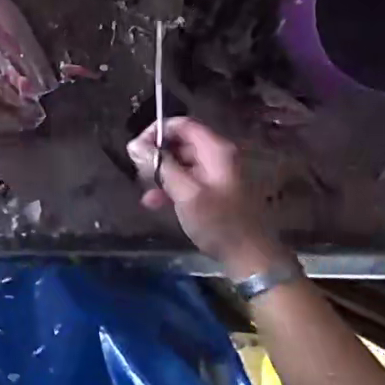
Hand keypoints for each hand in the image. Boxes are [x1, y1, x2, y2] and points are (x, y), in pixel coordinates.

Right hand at [127, 117, 287, 275]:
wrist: (251, 259)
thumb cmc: (219, 222)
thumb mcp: (185, 192)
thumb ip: (160, 165)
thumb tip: (134, 144)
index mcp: (216, 151)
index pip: (181, 124)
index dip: (156, 131)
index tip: (137, 149)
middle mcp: (217, 157)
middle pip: (179, 142)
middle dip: (156, 155)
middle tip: (139, 171)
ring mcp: (215, 174)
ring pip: (179, 161)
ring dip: (159, 173)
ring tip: (146, 190)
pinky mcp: (212, 190)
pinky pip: (185, 178)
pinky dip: (169, 186)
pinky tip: (154, 202)